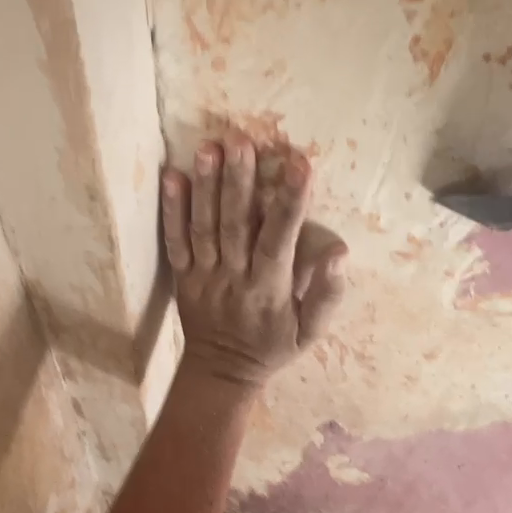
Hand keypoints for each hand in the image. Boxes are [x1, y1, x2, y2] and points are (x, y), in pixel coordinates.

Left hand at [162, 136, 347, 386]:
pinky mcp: (182, 276)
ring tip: (208, 148)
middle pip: (236, 226)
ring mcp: (203, 276)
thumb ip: (327, 295)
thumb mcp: (309, 333)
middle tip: (241, 141)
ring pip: (204, 228)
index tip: (300, 165)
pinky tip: (171, 177)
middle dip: (239, 182)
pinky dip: (171, 210)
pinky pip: (174, 242)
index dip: (290, 203)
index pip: (280, 241)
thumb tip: (340, 253)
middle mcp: (233, 278)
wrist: (221, 372)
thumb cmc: (272, 347)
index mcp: (268, 290)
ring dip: (205, 187)